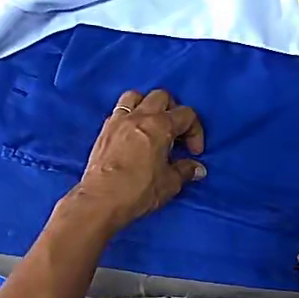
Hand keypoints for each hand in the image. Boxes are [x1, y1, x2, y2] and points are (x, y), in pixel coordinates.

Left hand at [65, 89, 205, 231]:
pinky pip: (120, 111)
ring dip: (148, 107)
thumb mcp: (170, 183)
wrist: (101, 200)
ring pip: (136, 96)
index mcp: (160, 126)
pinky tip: (135, 135)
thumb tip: (197, 168)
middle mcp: (139, 116)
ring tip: (153, 126)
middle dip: (174, 112)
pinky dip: (131, 117)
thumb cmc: (139, 190)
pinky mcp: (104, 130)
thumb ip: (185, 170)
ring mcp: (118, 121)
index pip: (186, 115)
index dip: (196, 132)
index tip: (194, 152)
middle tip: (176, 134)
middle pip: (162, 97)